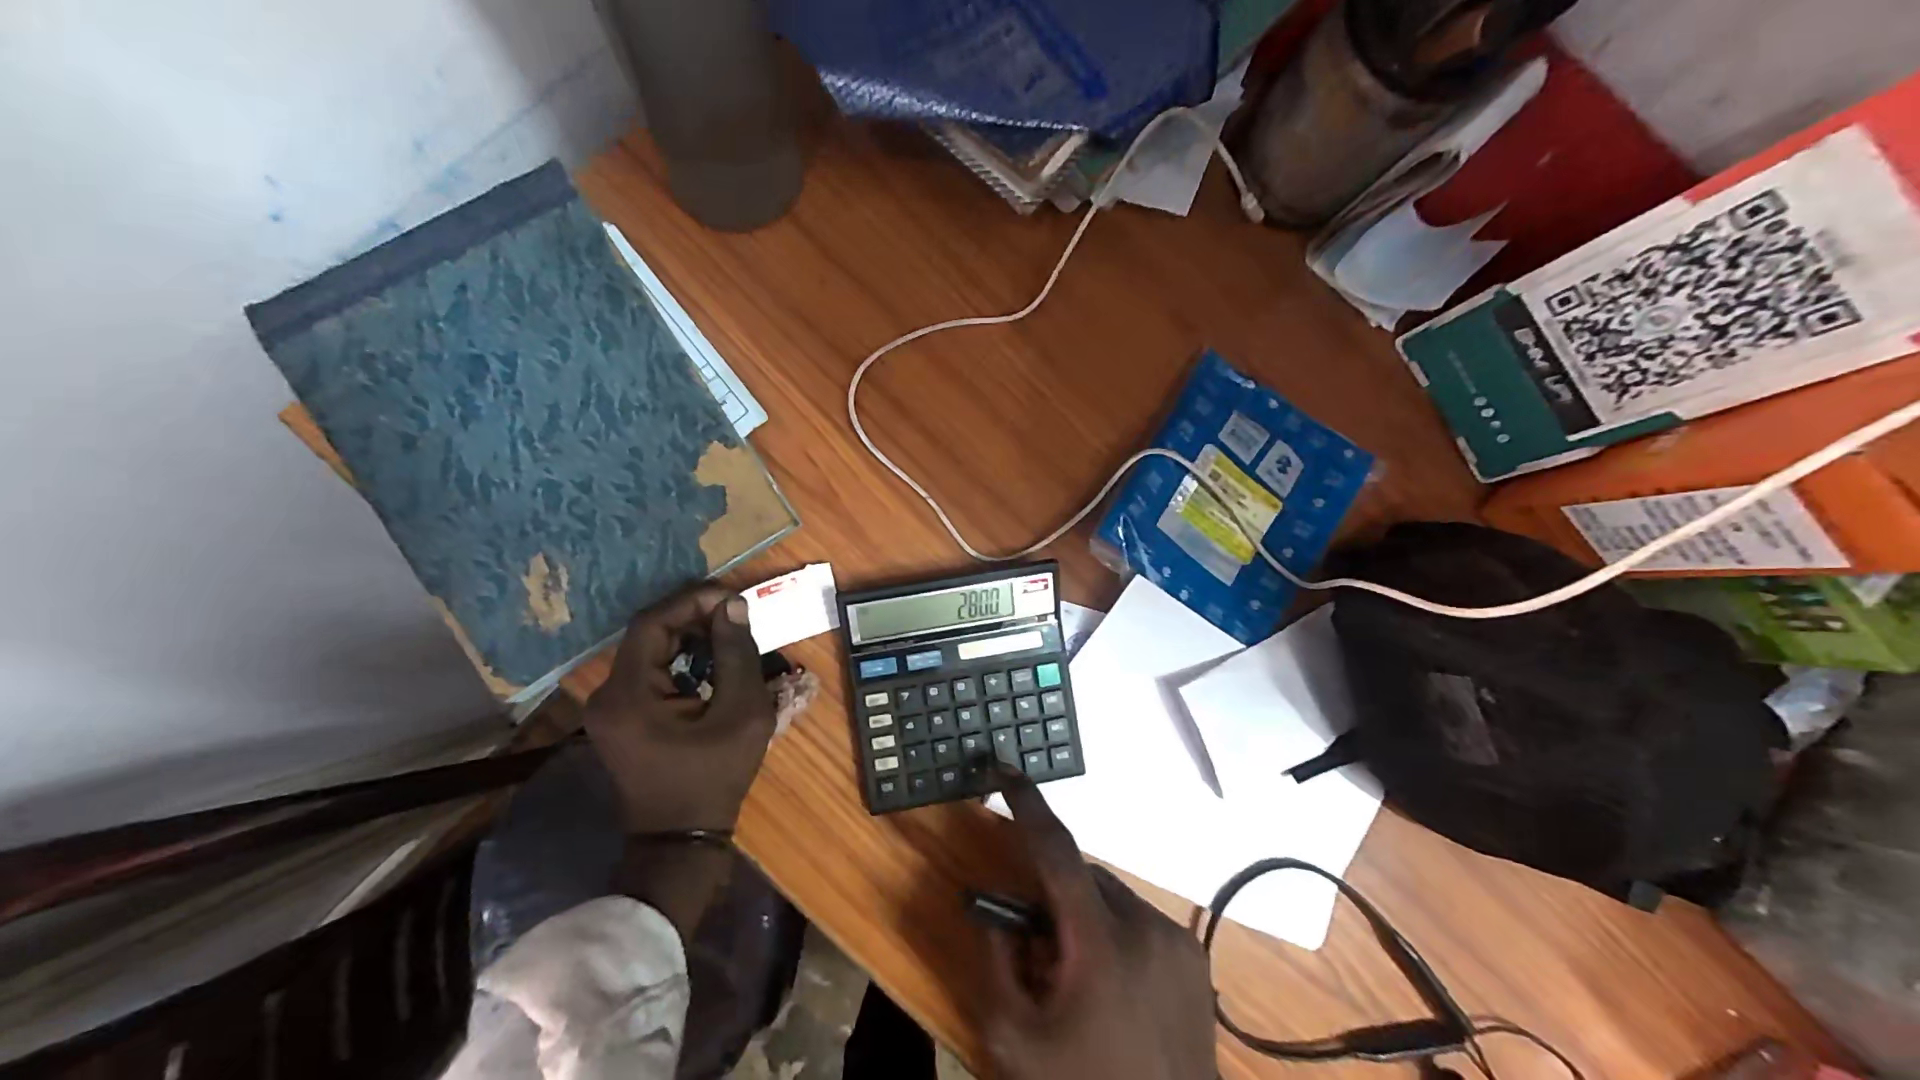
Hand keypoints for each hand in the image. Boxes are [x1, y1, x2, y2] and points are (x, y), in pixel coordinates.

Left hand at [584, 586, 774, 833]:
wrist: (682, 838)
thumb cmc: (715, 777)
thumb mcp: (741, 714)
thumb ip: (737, 655)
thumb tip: (732, 607)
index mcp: (629, 695)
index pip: (652, 624)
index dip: (692, 602)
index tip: (731, 599)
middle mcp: (607, 695)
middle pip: (648, 634)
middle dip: (693, 617)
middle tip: (735, 615)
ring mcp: (609, 707)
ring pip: (648, 650)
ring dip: (688, 636)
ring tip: (728, 633)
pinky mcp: (619, 716)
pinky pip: (649, 671)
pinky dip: (679, 658)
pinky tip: (709, 660)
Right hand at [981, 776, 1216, 1079]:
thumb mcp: (1014, 1039)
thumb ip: (996, 962)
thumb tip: (994, 909)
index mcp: (1101, 943)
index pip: (1057, 851)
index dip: (1029, 803)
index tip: (1005, 766)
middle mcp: (1146, 927)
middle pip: (1083, 877)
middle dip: (1051, 894)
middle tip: (1033, 946)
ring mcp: (1177, 943)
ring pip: (1110, 899)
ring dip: (1083, 917)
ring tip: (1074, 976)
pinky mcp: (1195, 961)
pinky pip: (1138, 922)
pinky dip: (1113, 933)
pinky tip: (1110, 987)